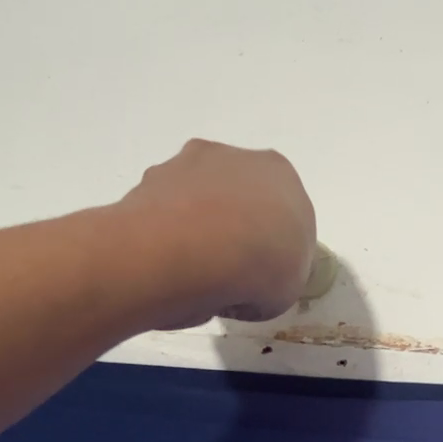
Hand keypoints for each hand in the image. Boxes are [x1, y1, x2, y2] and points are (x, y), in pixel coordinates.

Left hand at [108, 139, 316, 329]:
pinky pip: (165, 213)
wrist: (197, 252)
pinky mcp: (150, 181)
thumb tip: (258, 277)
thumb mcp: (292, 283)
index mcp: (280, 174)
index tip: (265, 273)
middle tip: (231, 272)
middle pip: (239, 195)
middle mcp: (236, 158)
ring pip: (197, 199)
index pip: (284, 210)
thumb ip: (281, 270)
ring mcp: (188, 164)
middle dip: (235, 227)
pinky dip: (167, 235)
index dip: (275, 244)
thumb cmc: (262, 264)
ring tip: (196, 273)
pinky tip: (170, 265)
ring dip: (197, 229)